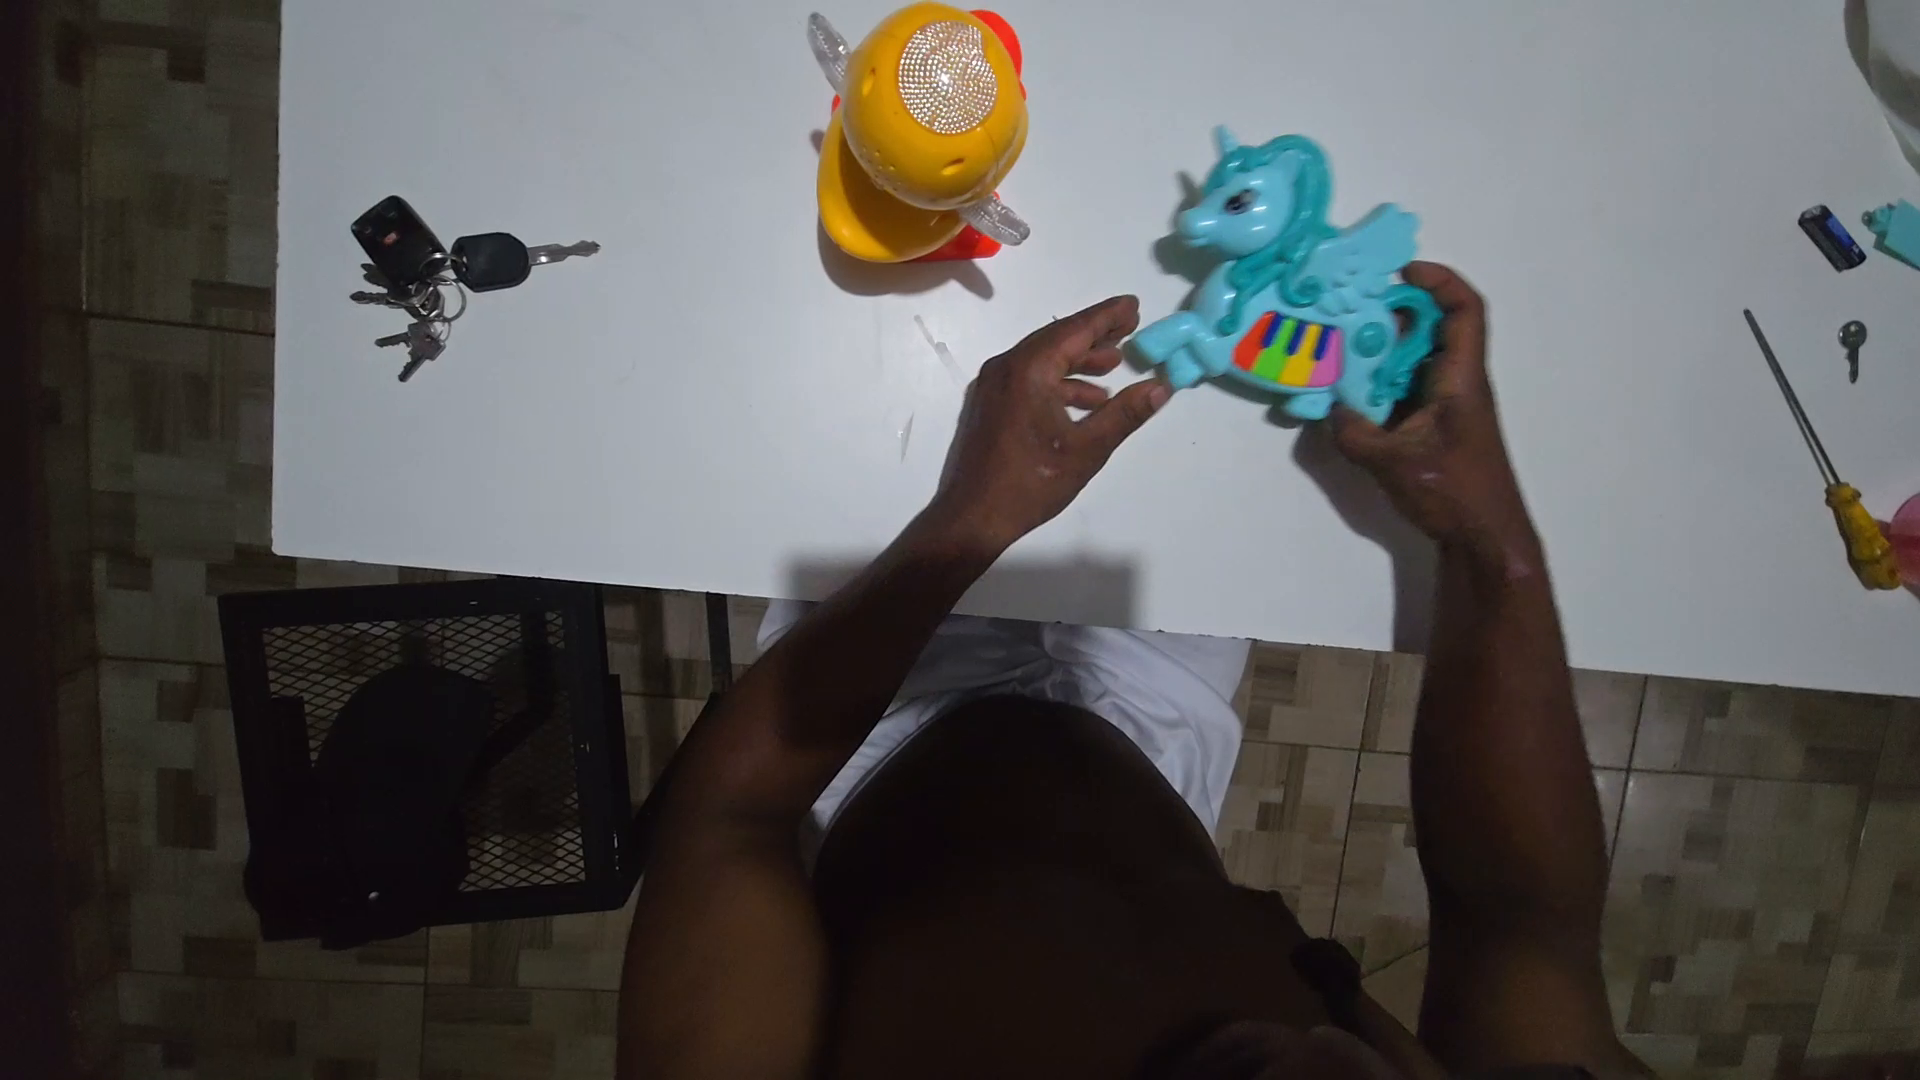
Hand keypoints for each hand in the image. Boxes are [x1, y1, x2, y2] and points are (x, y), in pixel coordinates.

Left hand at [927, 295, 1170, 553]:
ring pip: (1041, 360)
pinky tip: (1084, 401)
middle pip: (1056, 340)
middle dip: (1094, 335)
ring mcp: (992, 386)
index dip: (1107, 317)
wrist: (972, 516)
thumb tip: (1161, 387)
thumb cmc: (1030, 483)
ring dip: (1077, 362)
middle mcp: (1005, 368)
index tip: (1133, 306)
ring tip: (1112, 365)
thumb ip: (1124, 414)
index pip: (1075, 330)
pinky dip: (1057, 383)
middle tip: (1129, 329)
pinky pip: (1027, 379)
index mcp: (1028, 370)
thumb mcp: (1087, 449)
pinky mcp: (988, 405)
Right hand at [1329, 263, 1537, 560]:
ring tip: (1339, 349)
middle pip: (1433, 330)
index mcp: (1460, 381)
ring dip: (1381, 352)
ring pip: (1414, 362)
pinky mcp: (1430, 428)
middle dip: (1394, 314)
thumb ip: (1353, 433)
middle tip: (1351, 312)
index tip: (1400, 272)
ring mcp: (1443, 408)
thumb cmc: (1451, 491)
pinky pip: (1402, 392)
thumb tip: (1329, 410)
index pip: (1464, 312)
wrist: (1482, 535)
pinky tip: (1347, 396)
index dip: (1438, 282)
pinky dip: (1377, 386)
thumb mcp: (1391, 462)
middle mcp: (1455, 385)